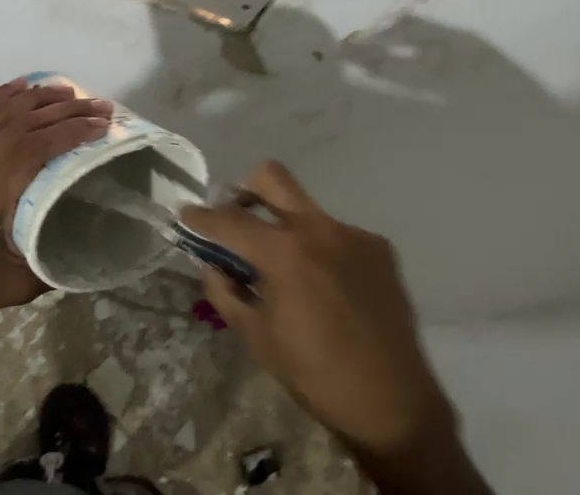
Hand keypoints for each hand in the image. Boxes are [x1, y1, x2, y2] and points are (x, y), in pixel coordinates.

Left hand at [0, 79, 109, 337]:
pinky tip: (19, 88)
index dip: (72, 131)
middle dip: (65, 110)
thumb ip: (51, 265)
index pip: (36, 146)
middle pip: (23, 122)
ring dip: (37, 97)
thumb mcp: (13, 287)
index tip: (103, 126)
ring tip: (69, 91)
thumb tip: (87, 249)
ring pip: (0, 113)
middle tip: (101, 106)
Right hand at [182, 162, 456, 459]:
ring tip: (286, 270)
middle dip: (243, 189)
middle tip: (234, 216)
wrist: (392, 401)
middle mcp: (319, 228)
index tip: (186, 215)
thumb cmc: (315, 374)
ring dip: (286, 227)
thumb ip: (225, 291)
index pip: (230, 220)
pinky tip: (326, 287)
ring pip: (306, 209)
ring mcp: (353, 234)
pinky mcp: (378, 248)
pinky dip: (321, 251)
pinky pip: (337, 235)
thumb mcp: (256, 336)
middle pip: (271, 177)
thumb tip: (211, 263)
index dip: (201, 217)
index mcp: (285, 252)